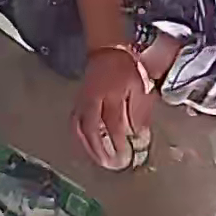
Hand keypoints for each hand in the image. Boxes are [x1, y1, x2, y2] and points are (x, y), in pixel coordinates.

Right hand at [73, 49, 146, 170]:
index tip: (127, 156)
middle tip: (111, 164)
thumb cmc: (126, 69)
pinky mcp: (77, 103)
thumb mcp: (139, 87)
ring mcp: (82, 102)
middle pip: (92, 128)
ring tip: (99, 161)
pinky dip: (81, 138)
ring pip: (81, 128)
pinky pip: (76, 124)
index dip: (119, 141)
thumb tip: (140, 136)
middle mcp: (93, 99)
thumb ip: (139, 112)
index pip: (114, 122)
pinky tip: (88, 148)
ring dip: (89, 147)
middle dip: (101, 149)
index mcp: (111, 93)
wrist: (107, 52)